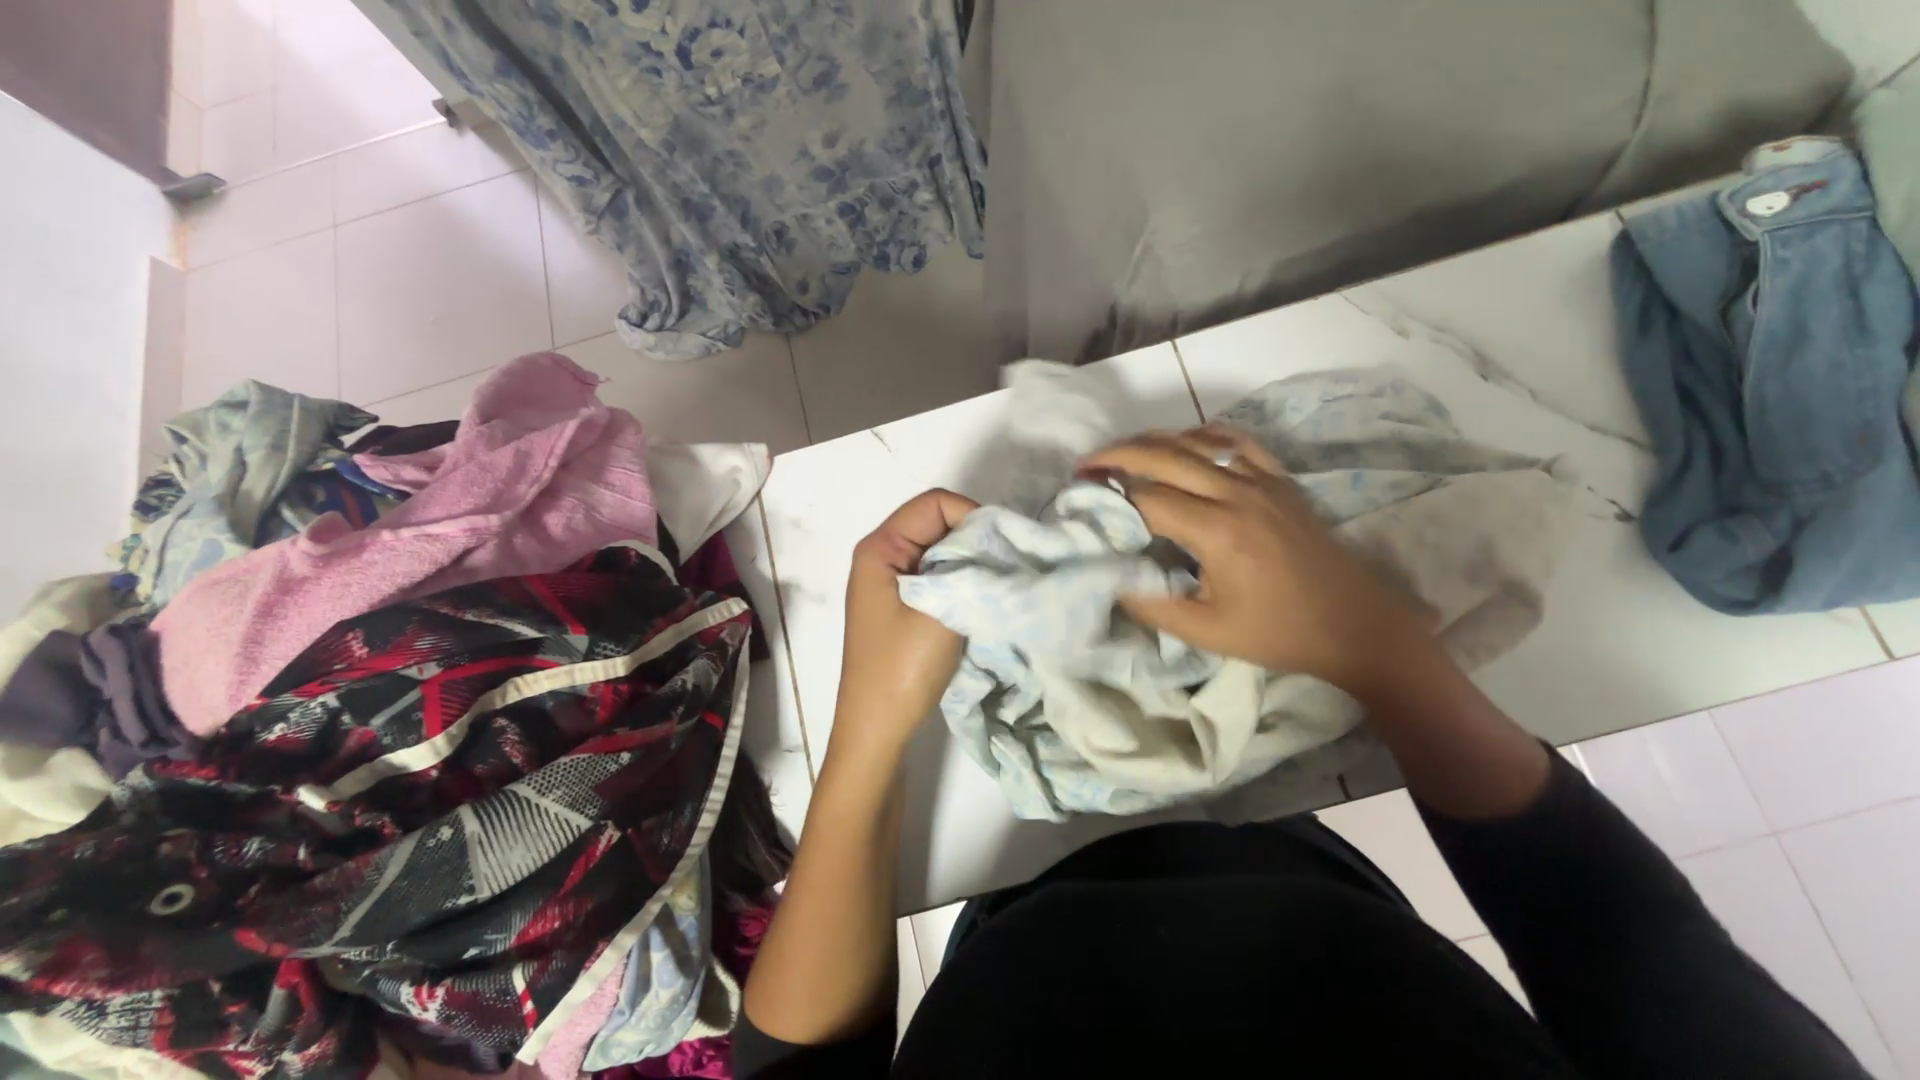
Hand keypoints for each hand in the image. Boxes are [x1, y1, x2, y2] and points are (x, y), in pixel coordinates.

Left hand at [834, 489, 979, 747]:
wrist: (876, 730)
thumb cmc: (901, 669)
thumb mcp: (941, 611)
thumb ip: (969, 567)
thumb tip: (1000, 539)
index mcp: (880, 547)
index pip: (936, 503)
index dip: (974, 516)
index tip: (1004, 550)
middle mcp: (882, 555)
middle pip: (938, 522)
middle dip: (976, 539)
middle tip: (1008, 568)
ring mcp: (891, 582)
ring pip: (942, 551)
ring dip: (971, 563)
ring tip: (997, 587)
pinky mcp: (903, 605)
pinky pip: (939, 575)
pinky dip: (962, 582)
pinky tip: (979, 603)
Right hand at [1081, 426, 1437, 698]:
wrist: (1355, 624)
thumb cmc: (1279, 634)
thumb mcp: (1207, 632)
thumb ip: (1153, 605)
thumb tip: (1109, 581)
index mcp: (1217, 532)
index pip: (1147, 498)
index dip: (1109, 494)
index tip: (1079, 495)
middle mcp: (1237, 494)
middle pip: (1164, 456)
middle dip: (1118, 454)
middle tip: (1086, 464)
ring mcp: (1263, 481)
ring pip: (1197, 441)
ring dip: (1154, 440)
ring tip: (1122, 452)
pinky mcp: (1281, 481)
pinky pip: (1238, 441)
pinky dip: (1205, 435)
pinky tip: (1186, 441)